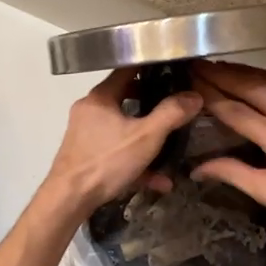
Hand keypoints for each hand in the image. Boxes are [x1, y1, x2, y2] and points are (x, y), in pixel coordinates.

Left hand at [42, 68, 202, 212]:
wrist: (69, 199)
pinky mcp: (86, 156)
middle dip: (151, 104)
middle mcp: (89, 111)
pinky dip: (136, 162)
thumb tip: (195, 95)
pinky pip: (117, 152)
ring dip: (148, 141)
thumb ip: (171, 114)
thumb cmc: (106, 161)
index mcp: (99, 98)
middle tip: (175, 105)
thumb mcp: (146, 137)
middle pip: (125, 99)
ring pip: (123, 130)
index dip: (150, 66)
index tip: (173, 67)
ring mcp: (85, 135)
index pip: (126, 70)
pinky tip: (158, 181)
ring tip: (172, 148)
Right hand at [189, 61, 265, 239]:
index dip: (211, 94)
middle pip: (254, 87)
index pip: (237, 111)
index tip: (192, 81)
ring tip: (223, 67)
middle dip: (224, 75)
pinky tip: (257, 79)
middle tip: (201, 65)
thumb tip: (195, 168)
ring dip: (247, 72)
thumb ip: (231, 173)